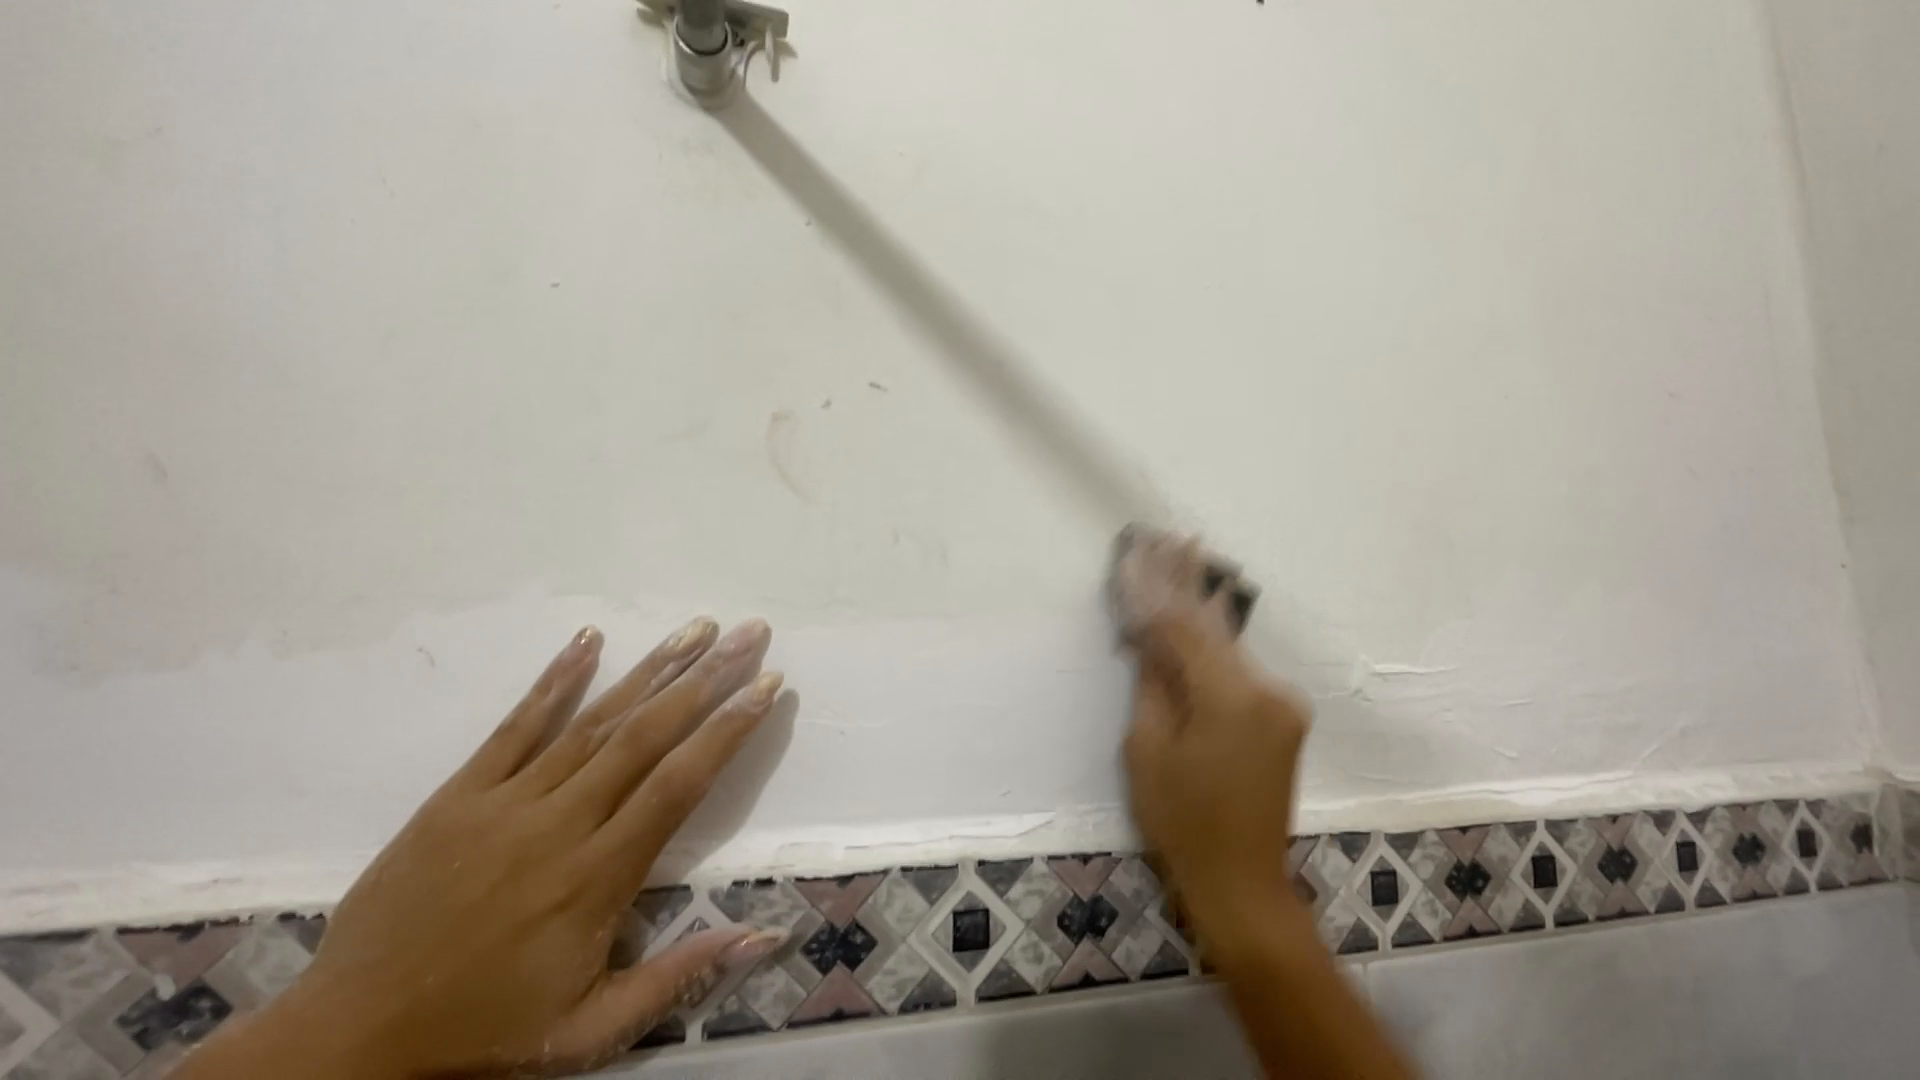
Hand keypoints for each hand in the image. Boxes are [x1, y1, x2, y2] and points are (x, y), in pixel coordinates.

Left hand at [181, 617, 787, 1079]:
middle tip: (750, 633)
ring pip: (593, 721)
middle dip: (708, 679)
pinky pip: (515, 726)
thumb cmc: (484, 1034)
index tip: (768, 685)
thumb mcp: (591, 1032)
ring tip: (696, 628)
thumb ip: (679, 977)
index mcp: (598, 877)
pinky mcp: (459, 795)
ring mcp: (506, 802)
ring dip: (651, 669)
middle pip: (647, 736)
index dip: (729, 729)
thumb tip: (767, 934)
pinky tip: (589, 638)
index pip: (680, 784)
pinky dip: (556, 679)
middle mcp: (560, 824)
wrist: (350, 1041)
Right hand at [1109, 530, 1312, 925]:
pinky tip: (1199, 608)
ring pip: (1227, 644)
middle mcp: (1268, 689)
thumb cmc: (1182, 821)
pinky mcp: (1282, 716)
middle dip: (1185, 580)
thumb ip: (1152, 682)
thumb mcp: (1148, 749)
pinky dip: (1211, 643)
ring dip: (1198, 608)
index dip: (1155, 589)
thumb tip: (1146, 633)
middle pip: (1213, 625)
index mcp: (1232, 698)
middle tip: (1166, 534)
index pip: (1184, 626)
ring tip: (1180, 554)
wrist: (1243, 881)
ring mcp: (1282, 702)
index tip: (1135, 549)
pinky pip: (1238, 668)